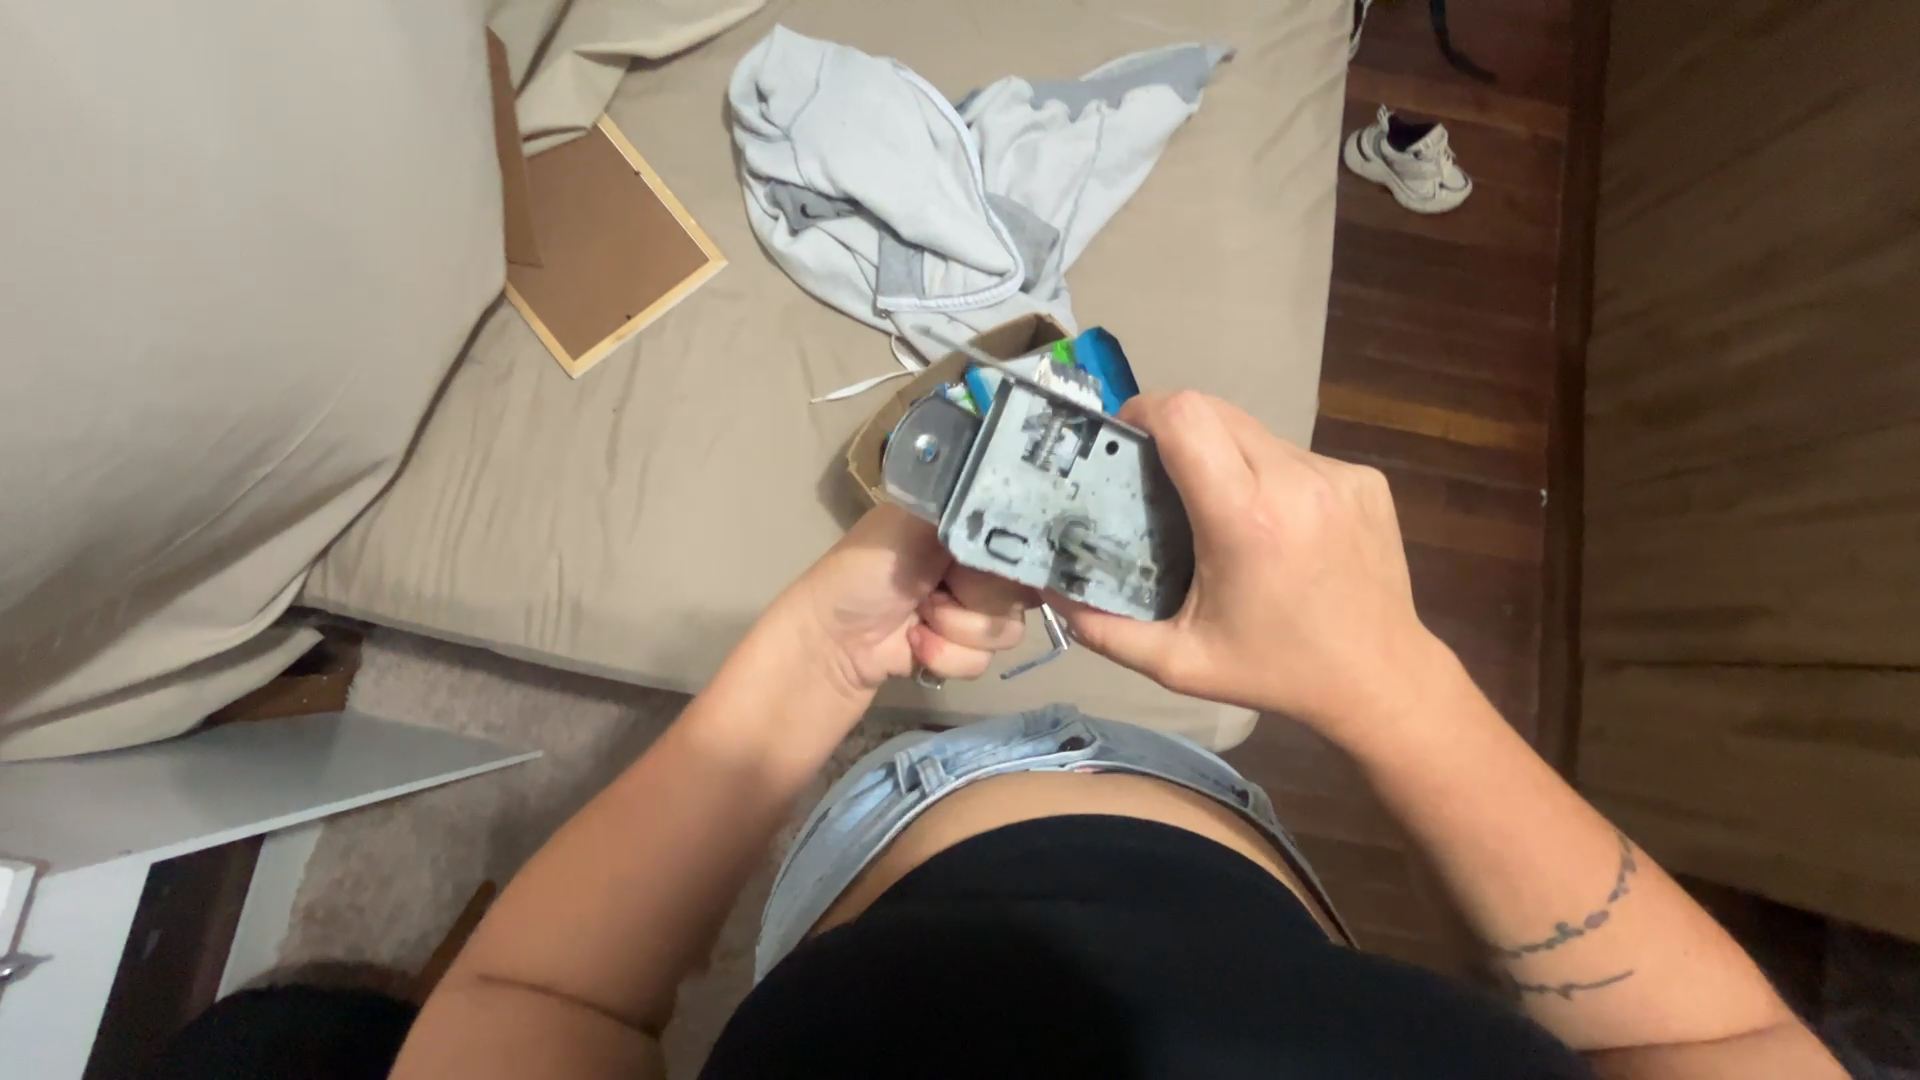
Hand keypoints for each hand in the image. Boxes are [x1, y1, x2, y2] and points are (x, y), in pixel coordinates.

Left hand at [785, 504, 1033, 699]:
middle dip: (975, 598)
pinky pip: (985, 661)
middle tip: (932, 591)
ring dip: (957, 630)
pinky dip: (946, 656)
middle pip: (1023, 588)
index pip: (1025, 536)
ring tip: (919, 618)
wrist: (829, 643)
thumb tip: (1015, 508)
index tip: (1019, 573)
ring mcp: (971, 609)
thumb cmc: (863, 573)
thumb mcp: (911, 526)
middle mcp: (976, 564)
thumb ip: (967, 514)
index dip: (1028, 557)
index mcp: (965, 524)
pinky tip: (915, 645)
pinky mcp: (962, 650)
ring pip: (1008, 629)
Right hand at [1050, 392, 1446, 740]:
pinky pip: (1292, 452)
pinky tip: (1269, 521)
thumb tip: (1053, 595)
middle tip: (1153, 470)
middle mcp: (1296, 480)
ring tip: (1209, 502)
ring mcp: (1338, 474)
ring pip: (1254, 429)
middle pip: (1214, 409)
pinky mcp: (1364, 478)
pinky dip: (1264, 471)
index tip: (1124, 436)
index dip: (1144, 410)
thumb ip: (1106, 631)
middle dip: (1173, 427)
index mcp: (1245, 518)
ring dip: (1219, 450)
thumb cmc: (1274, 671)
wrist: (1382, 680)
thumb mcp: (1179, 664)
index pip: (1185, 417)